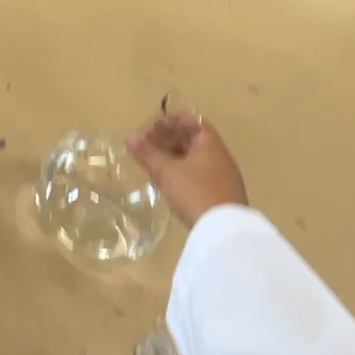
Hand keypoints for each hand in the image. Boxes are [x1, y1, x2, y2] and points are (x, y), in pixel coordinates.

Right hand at [126, 113, 247, 228]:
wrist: (224, 233)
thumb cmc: (195, 192)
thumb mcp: (166, 171)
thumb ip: (147, 153)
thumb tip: (130, 137)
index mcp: (210, 145)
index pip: (192, 121)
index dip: (171, 121)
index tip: (152, 128)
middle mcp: (219, 157)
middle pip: (191, 140)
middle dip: (166, 140)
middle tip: (146, 147)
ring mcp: (221, 177)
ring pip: (192, 159)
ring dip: (171, 158)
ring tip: (151, 166)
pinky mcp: (219, 195)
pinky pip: (196, 175)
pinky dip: (179, 173)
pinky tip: (166, 185)